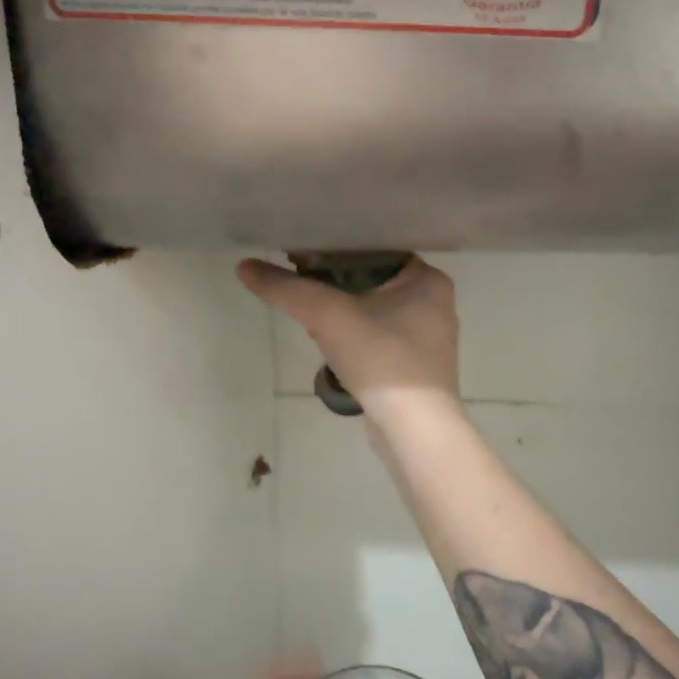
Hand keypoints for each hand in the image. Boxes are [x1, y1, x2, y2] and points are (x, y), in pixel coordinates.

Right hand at [237, 256, 461, 430]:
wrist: (414, 430)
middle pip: (373, 280)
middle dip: (335, 284)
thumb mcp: (327, 316)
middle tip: (300, 283)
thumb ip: (286, 289)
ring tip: (311, 313)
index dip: (337, 249)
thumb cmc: (381, 359)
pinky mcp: (415, 366)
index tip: (302, 254)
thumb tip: (245, 266)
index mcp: (427, 279)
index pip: (376, 249)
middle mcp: (434, 302)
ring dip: (342, 311)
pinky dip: (355, 336)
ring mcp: (428, 337)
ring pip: (374, 310)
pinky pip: (379, 337)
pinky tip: (331, 345)